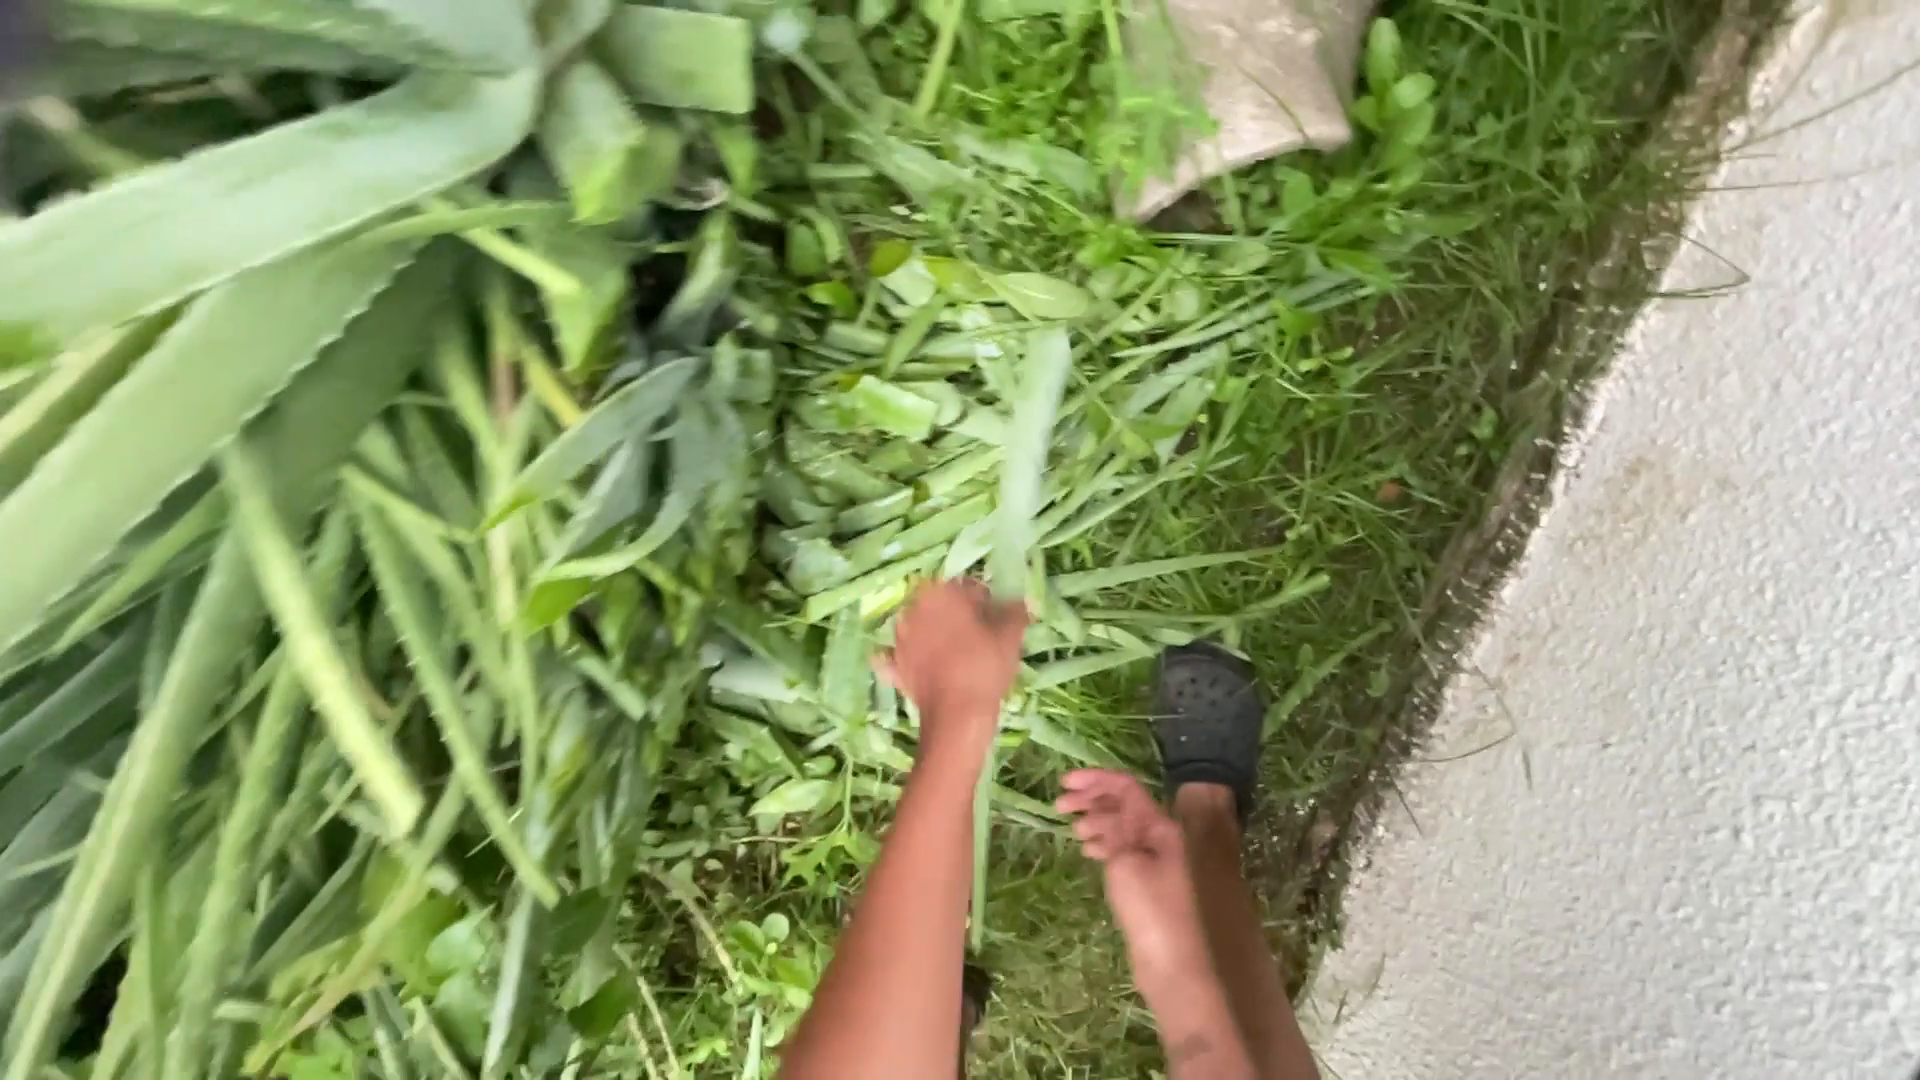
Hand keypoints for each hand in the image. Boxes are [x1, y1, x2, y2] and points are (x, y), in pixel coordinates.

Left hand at [876, 579, 1026, 769]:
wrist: (957, 715)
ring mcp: (899, 640)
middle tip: (978, 631)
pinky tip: (919, 663)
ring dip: (931, 631)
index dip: (982, 598)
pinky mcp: (894, 667)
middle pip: (937, 604)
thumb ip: (1014, 611)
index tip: (994, 613)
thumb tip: (1020, 601)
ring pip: (917, 626)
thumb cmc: (984, 666)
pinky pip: (896, 656)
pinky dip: (905, 657)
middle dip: (955, 613)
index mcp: (938, 593)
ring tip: (956, 650)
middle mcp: (912, 610)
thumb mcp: (1009, 635)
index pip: (964, 585)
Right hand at [1055, 770, 1208, 989]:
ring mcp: (1154, 858)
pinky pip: (1122, 848)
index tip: (1064, 783)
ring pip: (1120, 826)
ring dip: (1095, 820)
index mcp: (1159, 826)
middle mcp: (1159, 836)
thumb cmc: (1150, 910)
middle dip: (1091, 798)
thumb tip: (1103, 819)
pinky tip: (1088, 849)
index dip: (1095, 780)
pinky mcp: (1146, 880)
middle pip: (1122, 804)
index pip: (1125, 787)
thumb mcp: (1124, 863)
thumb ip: (1113, 833)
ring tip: (1074, 830)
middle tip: (1060, 804)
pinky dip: (1103, 842)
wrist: (1171, 964)